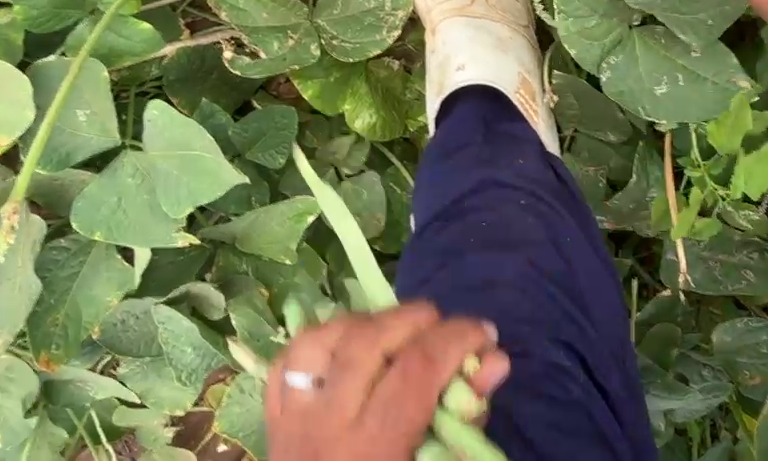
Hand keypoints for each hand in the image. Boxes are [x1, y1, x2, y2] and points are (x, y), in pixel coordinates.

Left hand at [265, 302, 509, 460]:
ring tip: (400, 335)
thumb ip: (466, 421)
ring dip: (369, 323)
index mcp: (373, 450)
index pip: (416, 368)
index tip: (485, 334)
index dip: (457, 338)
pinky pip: (290, 359)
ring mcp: (291, 420)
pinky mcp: (273, 418)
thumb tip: (495, 360)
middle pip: (368, 340)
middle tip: (445, 331)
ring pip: (324, 338)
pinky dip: (325, 339)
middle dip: (417, 320)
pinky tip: (352, 346)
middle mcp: (326, 427)